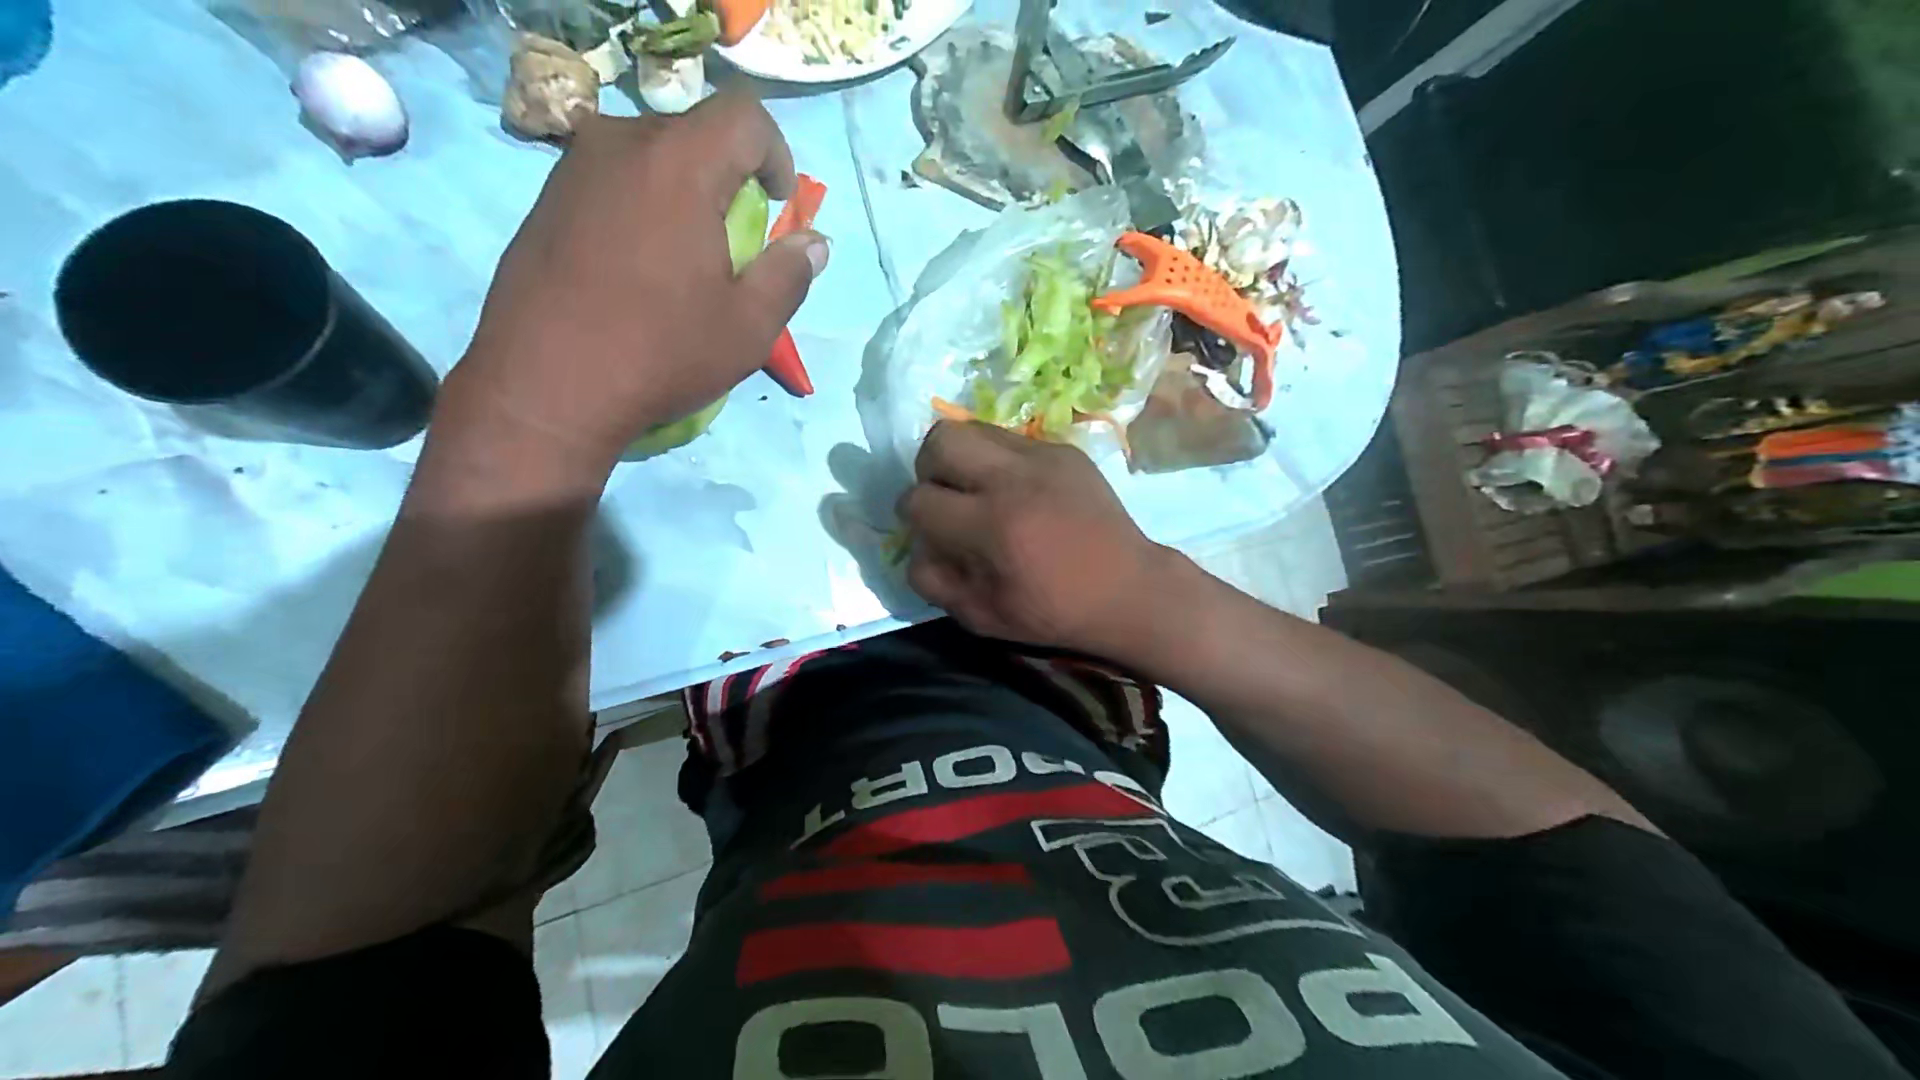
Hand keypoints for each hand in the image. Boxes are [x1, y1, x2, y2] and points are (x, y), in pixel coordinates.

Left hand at [442, 93, 827, 474]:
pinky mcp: (547, 199)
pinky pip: (614, 181)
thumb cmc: (661, 352)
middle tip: (737, 239)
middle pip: (696, 133)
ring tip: (687, 257)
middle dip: (730, 176)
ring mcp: (574, 168)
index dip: (777, 152)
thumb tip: (815, 242)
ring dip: (685, 192)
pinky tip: (640, 267)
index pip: (745, 116)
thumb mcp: (749, 326)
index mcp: (680, 165)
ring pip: (651, 155)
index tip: (779, 202)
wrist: (546, 386)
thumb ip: (789, 274)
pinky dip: (644, 206)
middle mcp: (621, 145)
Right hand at [897, 421, 1177, 659]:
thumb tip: (915, 543)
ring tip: (976, 489)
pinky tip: (1016, 491)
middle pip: (939, 441)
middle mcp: (1013, 480)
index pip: (918, 500)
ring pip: (972, 428)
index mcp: (992, 527)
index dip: (913, 518)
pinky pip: (1008, 439)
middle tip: (946, 497)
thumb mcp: (981, 616)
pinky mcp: (1064, 450)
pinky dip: (997, 460)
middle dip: (928, 470)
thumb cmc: (1053, 612)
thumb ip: (932, 579)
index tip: (931, 532)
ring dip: (961, 458)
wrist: (1128, 590)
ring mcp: (1042, 457)